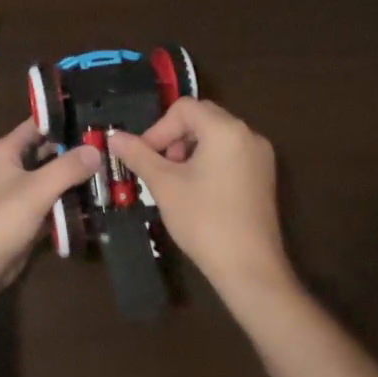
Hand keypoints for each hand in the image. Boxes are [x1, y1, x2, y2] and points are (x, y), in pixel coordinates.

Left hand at [0, 120, 99, 294]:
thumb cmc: (0, 218)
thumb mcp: (36, 189)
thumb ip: (67, 168)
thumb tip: (97, 150)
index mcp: (9, 150)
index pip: (39, 124)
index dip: (64, 118)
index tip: (96, 115)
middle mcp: (15, 166)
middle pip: (51, 151)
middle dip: (78, 151)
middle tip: (113, 148)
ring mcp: (23, 192)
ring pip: (56, 178)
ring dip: (79, 178)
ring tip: (114, 172)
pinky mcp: (31, 215)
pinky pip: (56, 202)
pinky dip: (73, 201)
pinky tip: (100, 200)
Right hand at [108, 99, 291, 294]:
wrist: (248, 268)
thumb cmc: (204, 220)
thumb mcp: (164, 185)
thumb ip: (138, 155)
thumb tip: (113, 137)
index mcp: (226, 130)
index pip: (184, 108)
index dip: (158, 128)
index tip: (144, 156)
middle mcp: (248, 134)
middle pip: (202, 118)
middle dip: (174, 137)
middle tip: (158, 166)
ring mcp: (260, 156)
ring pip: (216, 136)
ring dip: (190, 149)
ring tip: (175, 180)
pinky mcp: (263, 176)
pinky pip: (230, 153)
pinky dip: (209, 160)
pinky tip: (196, 189)